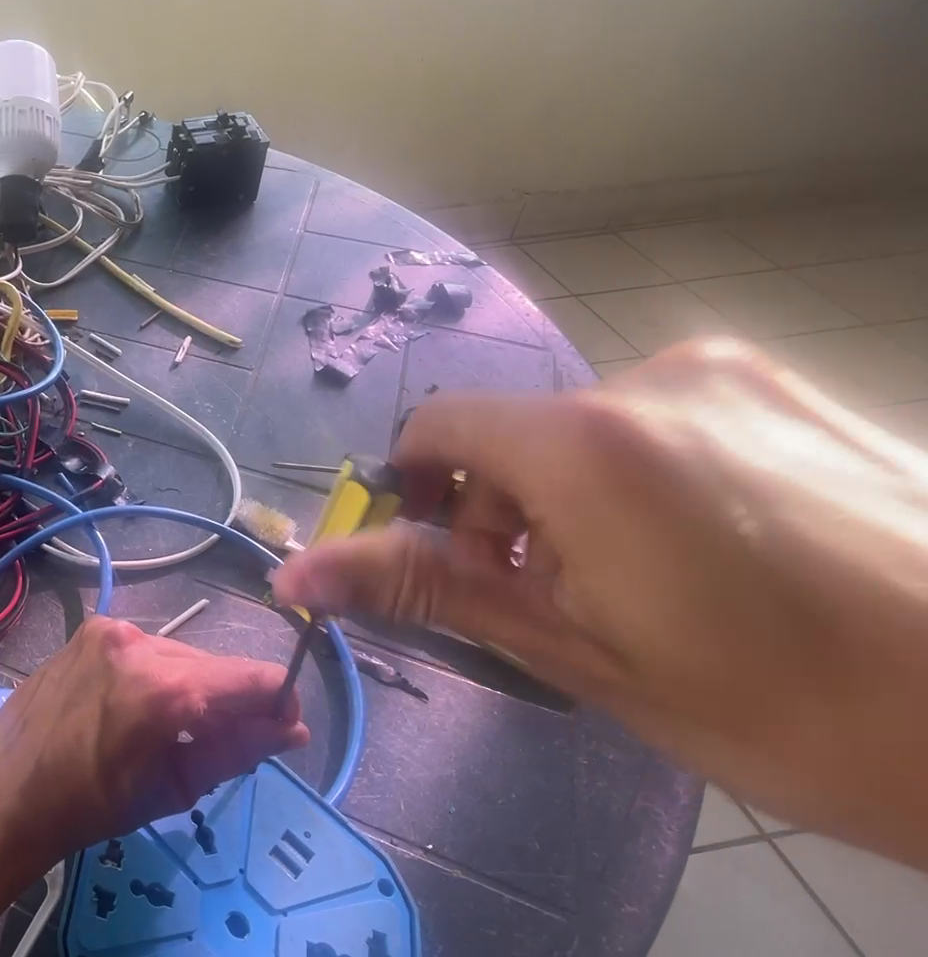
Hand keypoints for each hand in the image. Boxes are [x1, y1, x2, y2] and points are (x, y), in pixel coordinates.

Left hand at [0, 616, 308, 956]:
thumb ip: (237, 750)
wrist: (7, 792)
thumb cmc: (90, 804)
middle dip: (229, 701)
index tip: (284, 727)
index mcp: (165, 687)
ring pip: (178, 654)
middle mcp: (139, 643)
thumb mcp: (173, 788)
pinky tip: (134, 709)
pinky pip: (143, 648)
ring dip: (190, 687)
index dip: (276, 701)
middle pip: (213, 665)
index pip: (249, 677)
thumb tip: (290, 728)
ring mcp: (108, 630)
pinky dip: (154, 674)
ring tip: (166, 732)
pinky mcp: (87, 630)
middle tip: (215, 745)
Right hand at [271, 338, 927, 868]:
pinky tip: (719, 553)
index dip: (422, 493)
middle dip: (505, 511)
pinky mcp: (792, 389)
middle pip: (513, 434)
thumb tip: (290, 576)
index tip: (463, 567)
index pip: (438, 427)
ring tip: (650, 587)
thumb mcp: (572, 651)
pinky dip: (644, 476)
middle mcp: (649, 380)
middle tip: (562, 603)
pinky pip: (662, 419)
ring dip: (575, 498)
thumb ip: (422, 590)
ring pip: (587, 430)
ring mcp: (732, 376)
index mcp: (584, 443)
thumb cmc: (780, 705)